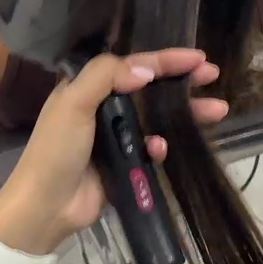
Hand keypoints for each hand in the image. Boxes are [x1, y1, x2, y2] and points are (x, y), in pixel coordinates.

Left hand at [0, 51, 226, 254]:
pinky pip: (150, 148)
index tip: (197, 57)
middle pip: (150, 88)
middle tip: (212, 74)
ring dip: (184, 113)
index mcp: (87, 86)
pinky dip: (159, 146)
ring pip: (157, 117)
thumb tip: (146, 69)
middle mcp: (103, 107)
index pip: (132, 65)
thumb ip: (105, 77)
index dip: (165, 59)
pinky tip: (160, 149)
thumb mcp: (73, 103)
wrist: (46, 206)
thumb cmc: (56, 149)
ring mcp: (115, 136)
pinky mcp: (124, 163)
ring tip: (216, 111)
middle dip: (182, 81)